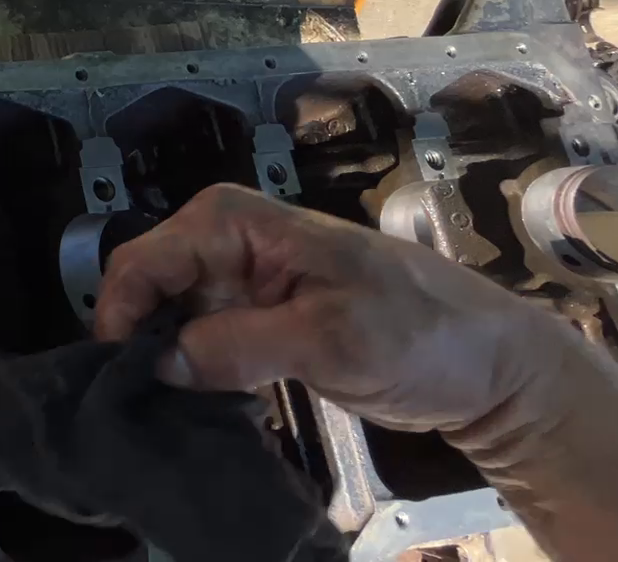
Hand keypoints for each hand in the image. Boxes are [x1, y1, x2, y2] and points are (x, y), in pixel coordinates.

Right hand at [94, 183, 565, 434]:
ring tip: (159, 397)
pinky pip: (192, 328)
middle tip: (135, 392)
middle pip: (146, 283)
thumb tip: (155, 363)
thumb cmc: (423, 333)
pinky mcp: (243, 307)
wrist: (501, 367)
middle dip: (137, 334)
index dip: (120, 312)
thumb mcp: (331, 340)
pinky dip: (186, 360)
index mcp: (226, 221)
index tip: (116, 371)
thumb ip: (235, 345)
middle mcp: (216, 237)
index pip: (142, 261)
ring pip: (163, 309)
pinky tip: (190, 390)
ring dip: (160, 351)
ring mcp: (229, 272)